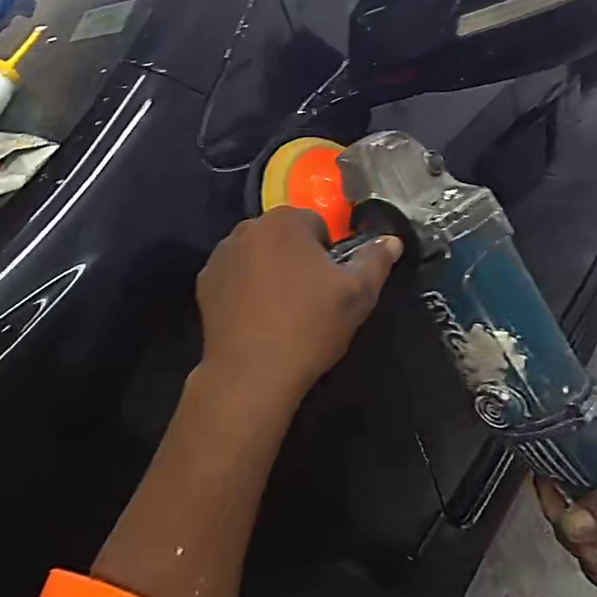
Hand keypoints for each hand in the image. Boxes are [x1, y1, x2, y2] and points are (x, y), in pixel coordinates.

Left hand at [194, 207, 402, 409]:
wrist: (251, 375)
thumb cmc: (309, 328)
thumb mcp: (358, 295)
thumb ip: (376, 261)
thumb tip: (391, 240)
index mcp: (286, 221)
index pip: (317, 224)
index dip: (329, 252)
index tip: (330, 283)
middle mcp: (249, 228)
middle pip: (284, 235)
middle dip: (298, 256)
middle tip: (310, 296)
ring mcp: (222, 254)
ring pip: (258, 253)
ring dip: (271, 268)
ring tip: (282, 309)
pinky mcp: (205, 281)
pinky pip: (235, 274)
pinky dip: (245, 286)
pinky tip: (256, 316)